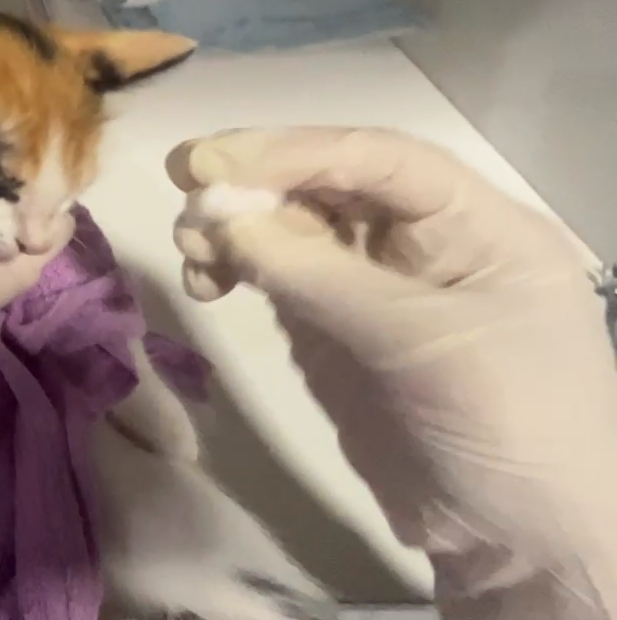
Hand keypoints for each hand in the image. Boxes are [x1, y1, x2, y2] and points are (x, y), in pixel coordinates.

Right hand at [169, 126, 616, 618]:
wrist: (508, 538)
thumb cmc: (505, 428)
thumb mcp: (417, 343)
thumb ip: (312, 271)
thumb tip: (214, 217)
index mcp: (473, 227)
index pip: (373, 157)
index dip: (289, 150)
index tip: (209, 166)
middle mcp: (415, 235)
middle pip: (313, 177)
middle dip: (244, 181)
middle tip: (180, 185)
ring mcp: (362, 272)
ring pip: (274, 215)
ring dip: (223, 223)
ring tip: (193, 253)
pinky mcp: (319, 308)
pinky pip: (256, 262)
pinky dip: (221, 263)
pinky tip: (204, 287)